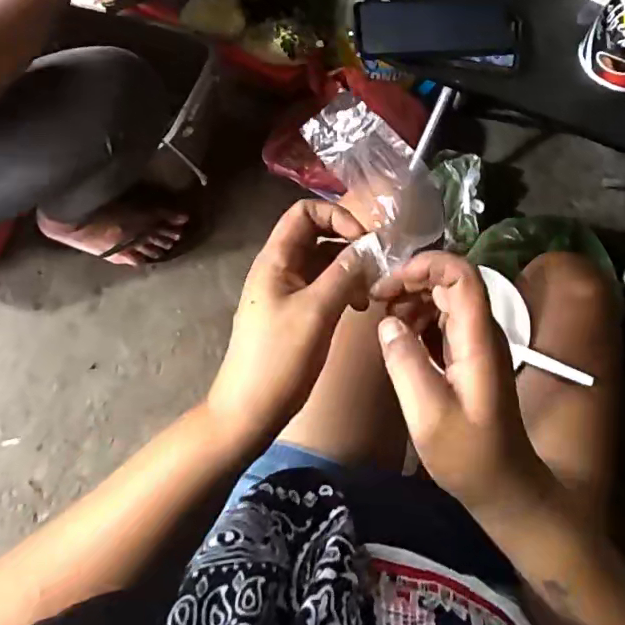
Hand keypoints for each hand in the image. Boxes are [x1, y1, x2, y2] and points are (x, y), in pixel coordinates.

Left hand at [205, 201, 370, 448]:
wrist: (248, 413)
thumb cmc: (278, 359)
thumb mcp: (315, 311)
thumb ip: (343, 274)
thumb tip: (369, 246)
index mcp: (275, 261)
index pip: (304, 212)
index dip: (336, 216)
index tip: (363, 240)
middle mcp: (281, 269)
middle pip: (318, 234)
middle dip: (349, 243)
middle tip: (377, 263)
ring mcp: (289, 291)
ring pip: (325, 261)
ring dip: (351, 268)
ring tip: (369, 291)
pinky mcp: (298, 311)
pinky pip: (326, 285)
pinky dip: (345, 287)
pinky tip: (359, 306)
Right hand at [373, 253, 559, 523]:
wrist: (504, 483)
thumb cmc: (468, 455)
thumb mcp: (428, 415)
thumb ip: (406, 363)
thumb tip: (387, 323)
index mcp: (478, 338)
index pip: (462, 275)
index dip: (427, 265)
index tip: (389, 283)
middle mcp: (482, 331)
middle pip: (451, 282)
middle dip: (412, 280)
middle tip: (375, 300)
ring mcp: (478, 342)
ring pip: (446, 300)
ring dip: (413, 300)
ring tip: (381, 318)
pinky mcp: (470, 356)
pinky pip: (444, 322)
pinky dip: (419, 320)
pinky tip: (397, 336)